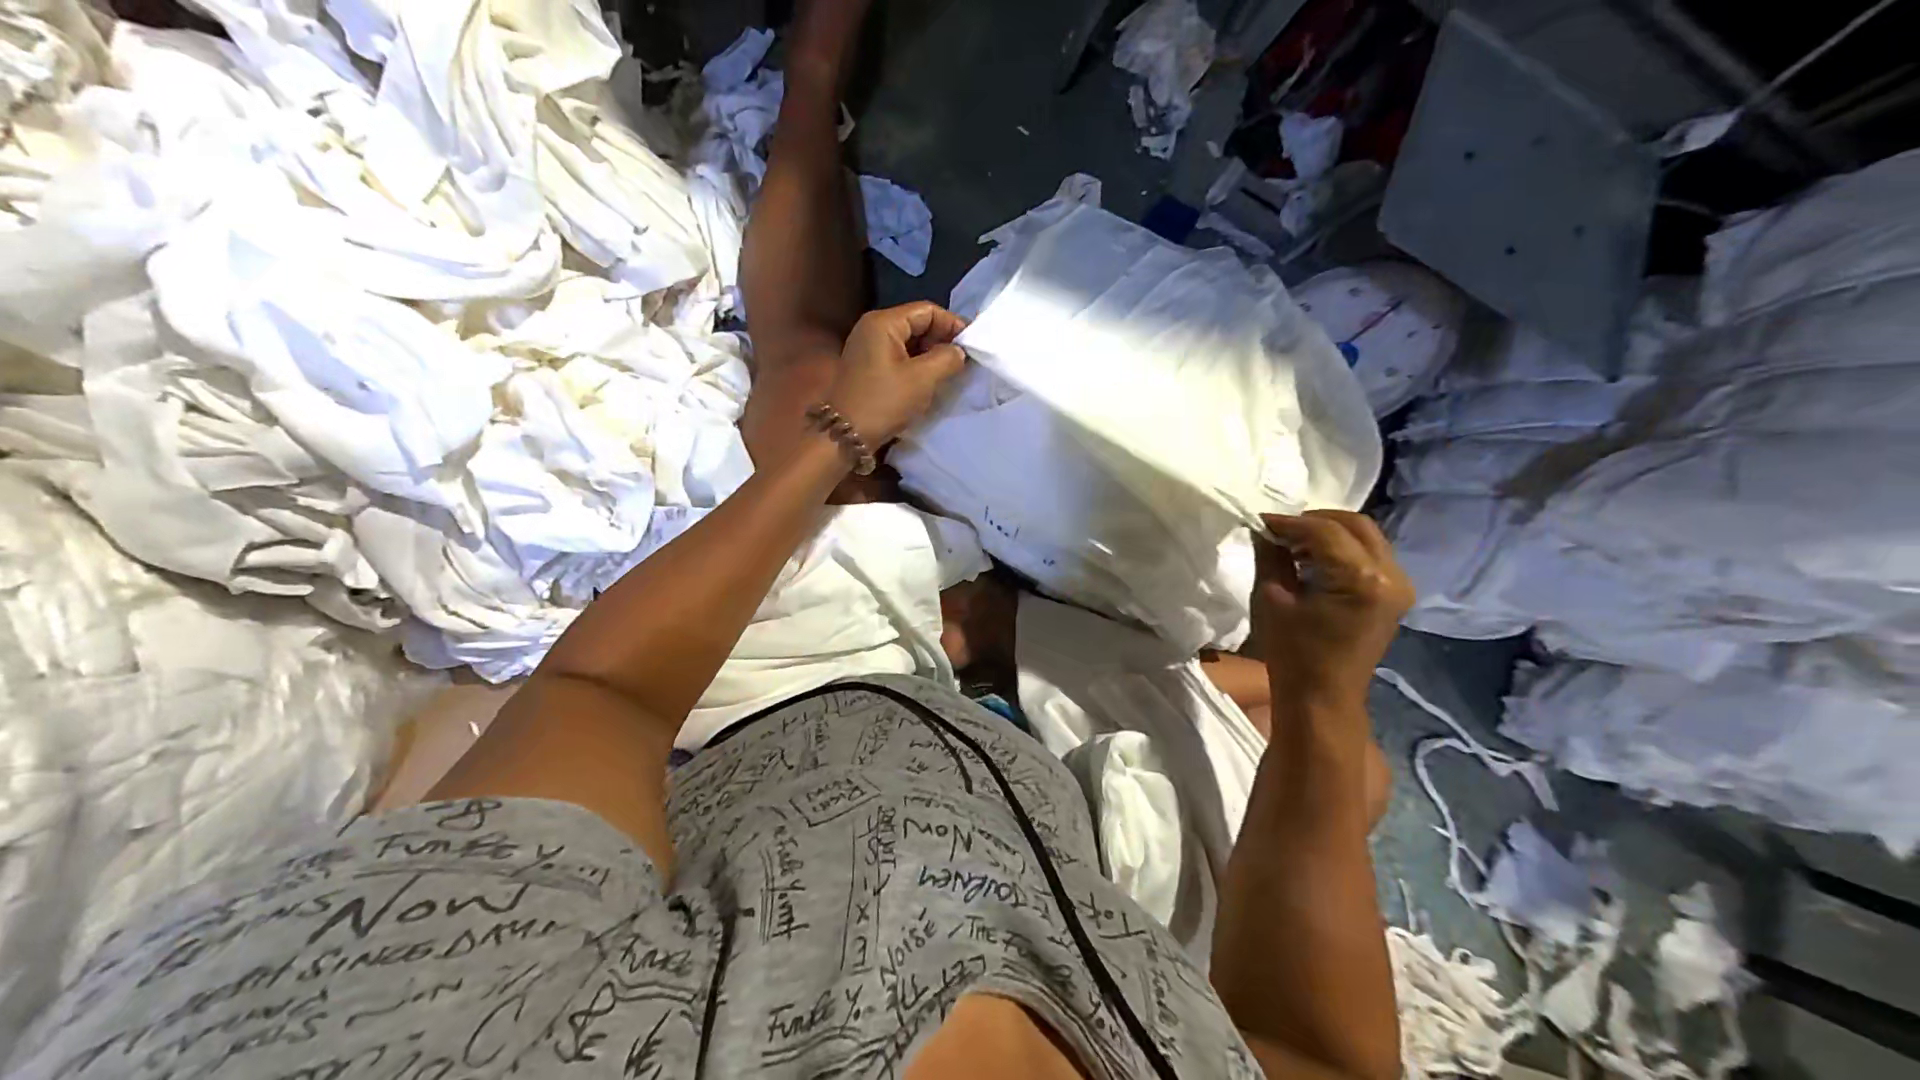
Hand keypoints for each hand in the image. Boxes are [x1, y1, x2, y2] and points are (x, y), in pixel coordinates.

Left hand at [826, 302, 968, 445]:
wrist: (845, 435)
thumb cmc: (884, 402)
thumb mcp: (922, 379)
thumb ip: (947, 358)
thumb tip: (959, 352)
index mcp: (883, 322)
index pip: (927, 310)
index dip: (952, 324)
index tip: (971, 346)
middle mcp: (872, 328)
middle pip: (917, 323)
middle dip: (942, 340)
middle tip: (962, 361)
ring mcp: (868, 348)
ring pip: (909, 342)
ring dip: (931, 354)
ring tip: (949, 372)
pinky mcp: (868, 366)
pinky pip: (899, 356)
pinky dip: (917, 364)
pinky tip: (929, 381)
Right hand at [1252, 511, 1413, 710]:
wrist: (1323, 698)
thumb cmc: (1294, 654)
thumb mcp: (1273, 600)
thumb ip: (1272, 557)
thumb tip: (1265, 530)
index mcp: (1361, 579)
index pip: (1324, 531)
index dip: (1290, 522)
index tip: (1261, 521)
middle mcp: (1391, 576)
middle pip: (1355, 525)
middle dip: (1314, 521)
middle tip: (1281, 530)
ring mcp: (1399, 585)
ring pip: (1366, 537)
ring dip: (1330, 533)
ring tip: (1294, 544)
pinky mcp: (1396, 595)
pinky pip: (1371, 555)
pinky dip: (1343, 549)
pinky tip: (1314, 560)